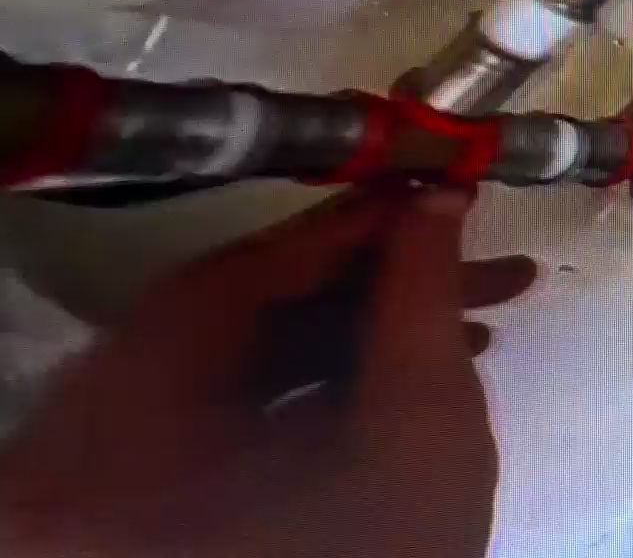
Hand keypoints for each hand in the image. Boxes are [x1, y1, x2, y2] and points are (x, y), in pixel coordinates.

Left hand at [0, 183, 536, 557]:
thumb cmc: (392, 554)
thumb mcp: (422, 416)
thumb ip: (423, 295)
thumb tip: (438, 197)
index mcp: (108, 457)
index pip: (219, 290)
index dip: (334, 228)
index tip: (425, 188)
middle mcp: (71, 463)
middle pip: (235, 318)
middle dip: (373, 276)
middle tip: (466, 245)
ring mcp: (107, 483)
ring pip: (252, 354)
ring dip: (371, 321)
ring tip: (485, 309)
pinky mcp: (155, 493)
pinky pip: (247, 398)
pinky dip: (339, 368)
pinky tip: (430, 356)